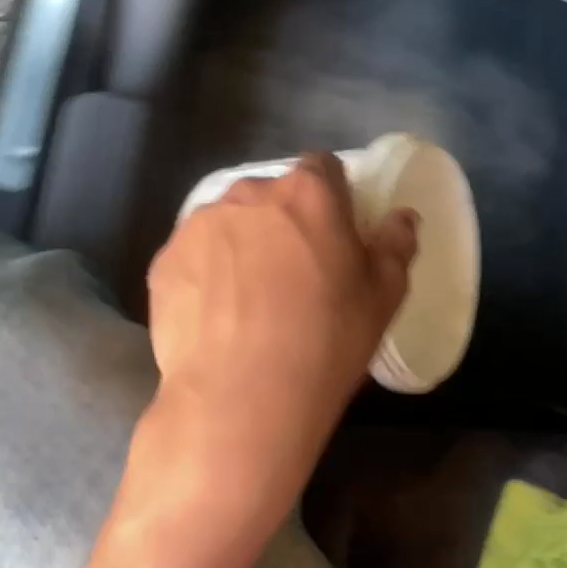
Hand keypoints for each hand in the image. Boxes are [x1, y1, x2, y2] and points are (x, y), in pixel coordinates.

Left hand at [144, 152, 417, 514]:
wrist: (240, 399)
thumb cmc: (326, 341)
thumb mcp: (383, 298)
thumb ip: (396, 245)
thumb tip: (402, 217)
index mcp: (308, 193)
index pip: (323, 168)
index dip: (333, 198)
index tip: (335, 236)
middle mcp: (249, 193)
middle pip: (273, 195)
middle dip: (285, 223)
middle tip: (295, 275)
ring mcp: (199, 225)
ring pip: (229, 224)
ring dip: (242, 246)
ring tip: (250, 302)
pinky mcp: (164, 261)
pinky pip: (194, 257)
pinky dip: (206, 276)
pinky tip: (217, 319)